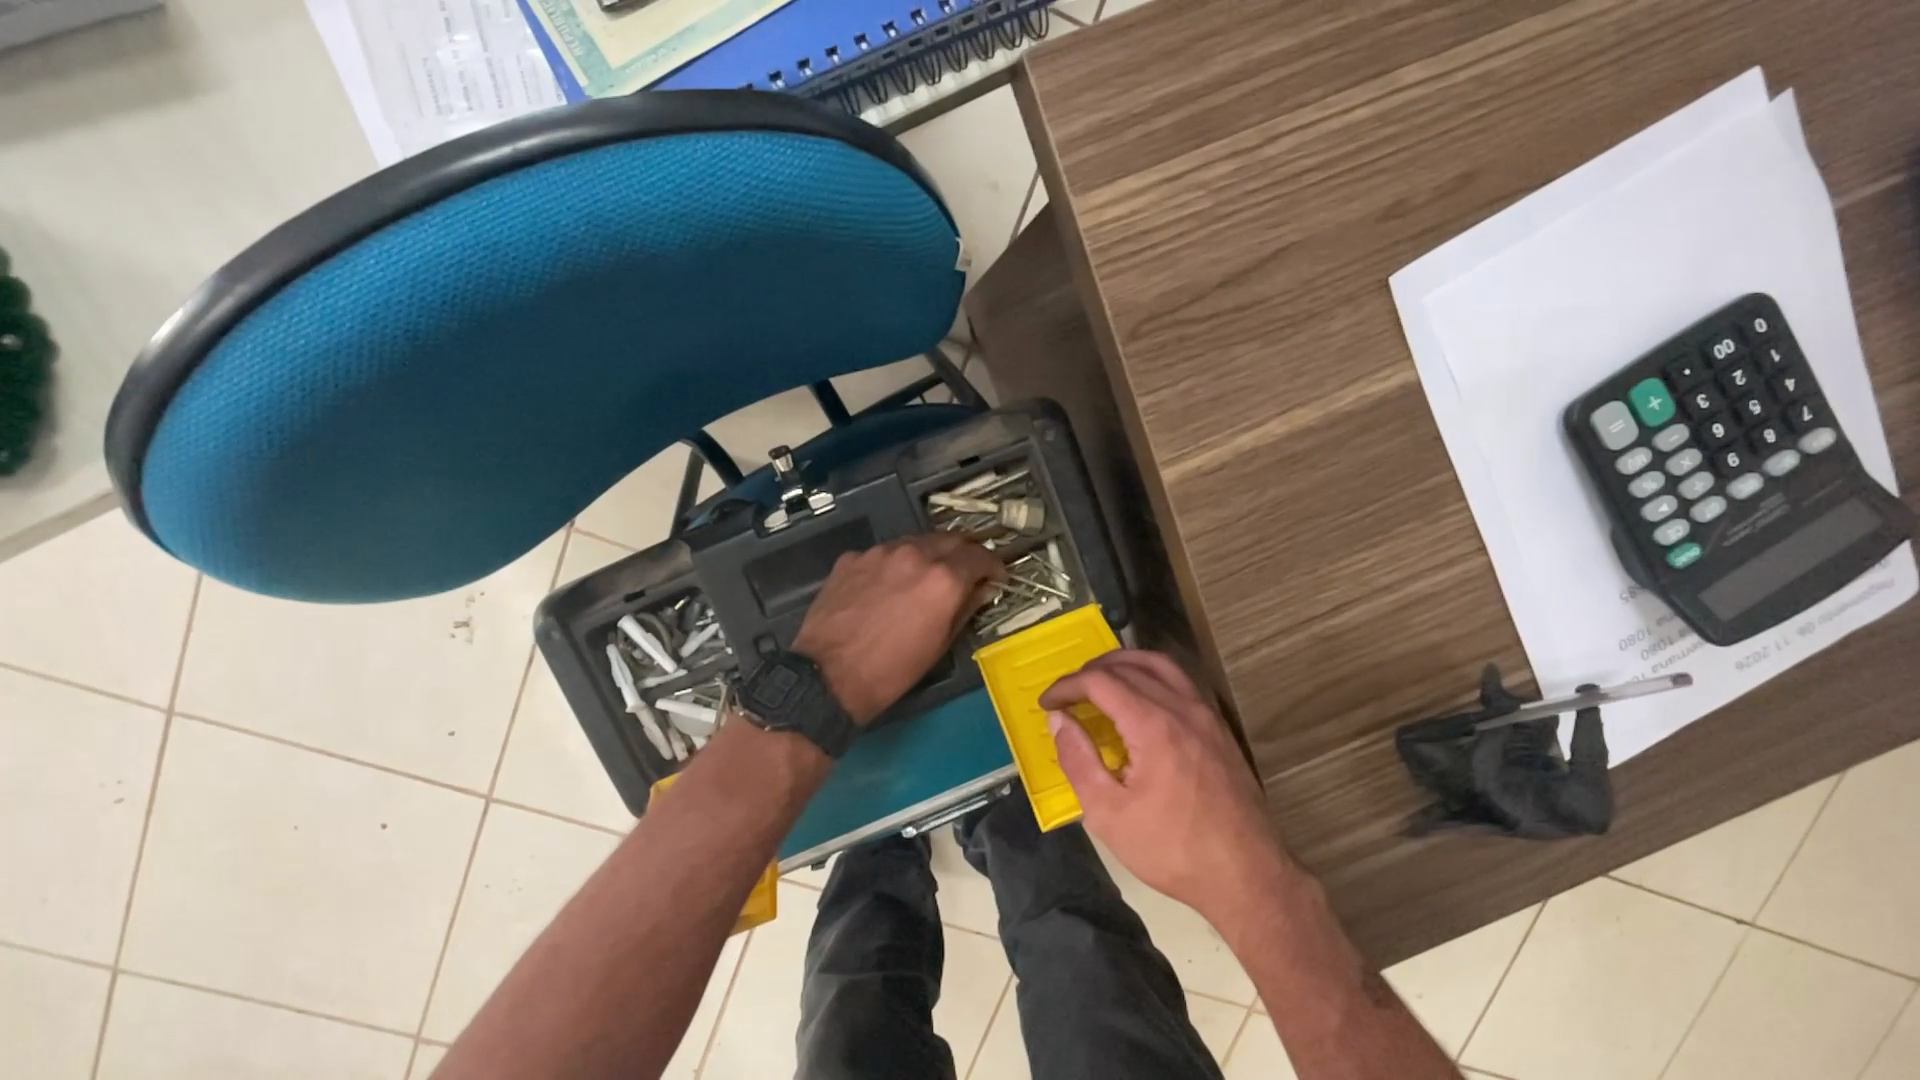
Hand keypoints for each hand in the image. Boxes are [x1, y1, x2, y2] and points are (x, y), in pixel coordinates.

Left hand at [793, 534, 1003, 724]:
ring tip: (926, 577)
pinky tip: (887, 586)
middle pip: (950, 538)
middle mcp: (915, 554)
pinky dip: (894, 564)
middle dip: (964, 552)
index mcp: (943, 578)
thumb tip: (981, 590)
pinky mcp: (852, 558)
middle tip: (967, 571)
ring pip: (915, 542)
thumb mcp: (940, 645)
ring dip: (929, 554)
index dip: (993, 566)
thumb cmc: (892, 670)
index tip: (995, 577)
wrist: (828, 675)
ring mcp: (880, 552)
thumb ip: (965, 609)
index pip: (980, 556)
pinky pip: (883, 553)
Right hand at [1040, 650, 1294, 921]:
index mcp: (1153, 724)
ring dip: (1125, 665)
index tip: (1046, 703)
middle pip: (1130, 666)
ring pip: (1161, 666)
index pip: (1101, 681)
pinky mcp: (1219, 731)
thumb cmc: (1172, 849)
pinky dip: (1152, 677)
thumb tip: (1059, 720)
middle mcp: (1182, 708)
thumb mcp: (1109, 814)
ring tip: (1100, 683)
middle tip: (1067, 694)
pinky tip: (1140, 702)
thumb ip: (1079, 761)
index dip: (1067, 686)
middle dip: (1091, 672)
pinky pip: (1181, 684)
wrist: (1246, 875)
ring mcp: (1207, 716)